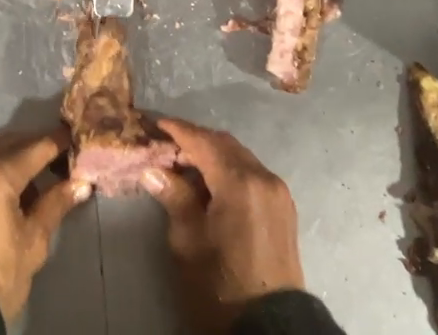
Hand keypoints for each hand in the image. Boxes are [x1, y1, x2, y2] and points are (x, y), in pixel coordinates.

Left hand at [0, 127, 91, 320]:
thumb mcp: (33, 241)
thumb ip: (55, 204)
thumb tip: (80, 183)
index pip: (34, 149)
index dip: (56, 142)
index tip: (72, 136)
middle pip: (8, 145)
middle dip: (33, 148)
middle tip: (56, 158)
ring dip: (10, 161)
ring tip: (31, 181)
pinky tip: (2, 192)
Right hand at [143, 117, 305, 332]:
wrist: (270, 325)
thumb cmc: (221, 284)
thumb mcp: (189, 242)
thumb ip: (175, 198)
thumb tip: (153, 170)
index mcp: (240, 183)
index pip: (203, 142)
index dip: (178, 130)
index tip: (155, 123)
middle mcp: (264, 177)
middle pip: (225, 144)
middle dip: (195, 140)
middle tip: (166, 145)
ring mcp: (278, 192)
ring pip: (240, 157)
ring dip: (213, 154)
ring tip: (185, 164)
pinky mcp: (283, 207)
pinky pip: (253, 173)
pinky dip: (230, 169)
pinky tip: (211, 183)